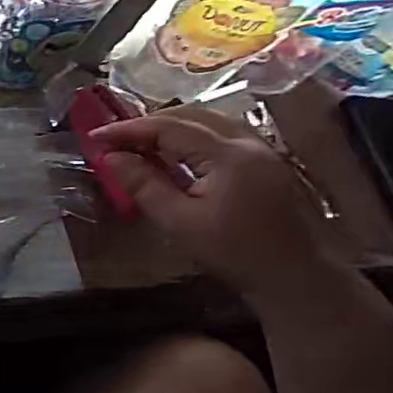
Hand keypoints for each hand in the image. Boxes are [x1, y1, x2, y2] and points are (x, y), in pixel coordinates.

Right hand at [90, 110, 342, 298]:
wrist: (296, 278)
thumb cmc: (234, 252)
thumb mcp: (178, 221)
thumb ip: (144, 184)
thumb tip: (110, 157)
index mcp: (229, 155)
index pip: (169, 127)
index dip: (128, 129)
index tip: (96, 135)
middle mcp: (249, 142)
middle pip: (191, 115)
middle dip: (148, 123)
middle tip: (114, 139)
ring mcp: (261, 150)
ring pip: (208, 121)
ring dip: (169, 127)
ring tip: (137, 143)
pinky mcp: (265, 162)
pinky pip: (221, 134)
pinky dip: (190, 136)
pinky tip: (172, 153)